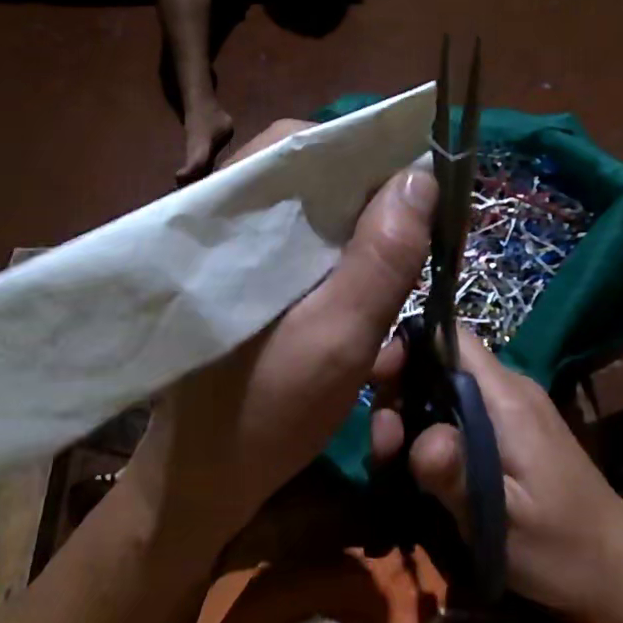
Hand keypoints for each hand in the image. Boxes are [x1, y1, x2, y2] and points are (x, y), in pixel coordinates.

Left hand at [123, 121, 437, 547]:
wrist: (203, 478)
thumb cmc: (268, 411)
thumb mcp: (338, 337)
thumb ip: (379, 259)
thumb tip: (419, 178)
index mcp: (227, 220)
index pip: (294, 144)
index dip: (360, 146)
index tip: (415, 171)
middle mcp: (219, 219)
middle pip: (299, 169)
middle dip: (363, 183)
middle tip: (416, 215)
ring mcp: (225, 249)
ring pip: (299, 203)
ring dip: (352, 214)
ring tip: (399, 238)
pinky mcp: (237, 277)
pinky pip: (292, 237)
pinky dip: (333, 242)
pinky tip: (362, 268)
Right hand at [369, 331, 622, 622]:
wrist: (620, 568)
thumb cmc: (562, 547)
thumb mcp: (502, 520)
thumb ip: (457, 476)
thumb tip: (418, 437)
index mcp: (506, 400)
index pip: (451, 338)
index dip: (408, 346)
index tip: (378, 382)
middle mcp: (507, 392)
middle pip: (439, 365)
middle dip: (401, 394)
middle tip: (382, 447)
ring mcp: (510, 412)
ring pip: (445, 391)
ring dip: (412, 419)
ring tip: (392, 464)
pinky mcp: (511, 433)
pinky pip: (460, 414)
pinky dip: (432, 432)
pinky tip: (418, 469)